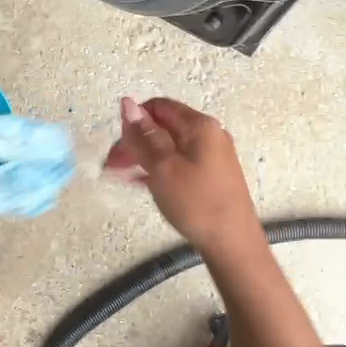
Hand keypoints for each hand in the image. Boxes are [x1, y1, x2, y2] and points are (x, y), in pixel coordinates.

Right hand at [104, 96, 261, 254]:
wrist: (232, 244)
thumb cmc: (195, 203)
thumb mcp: (162, 167)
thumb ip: (142, 135)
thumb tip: (126, 102)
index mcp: (199, 126)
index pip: (157, 106)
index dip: (133, 121)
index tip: (118, 146)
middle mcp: (209, 134)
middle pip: (163, 126)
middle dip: (135, 141)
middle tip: (113, 165)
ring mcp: (213, 154)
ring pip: (169, 145)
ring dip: (142, 156)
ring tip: (123, 176)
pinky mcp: (212, 173)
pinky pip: (178, 160)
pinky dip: (158, 167)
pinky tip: (142, 183)